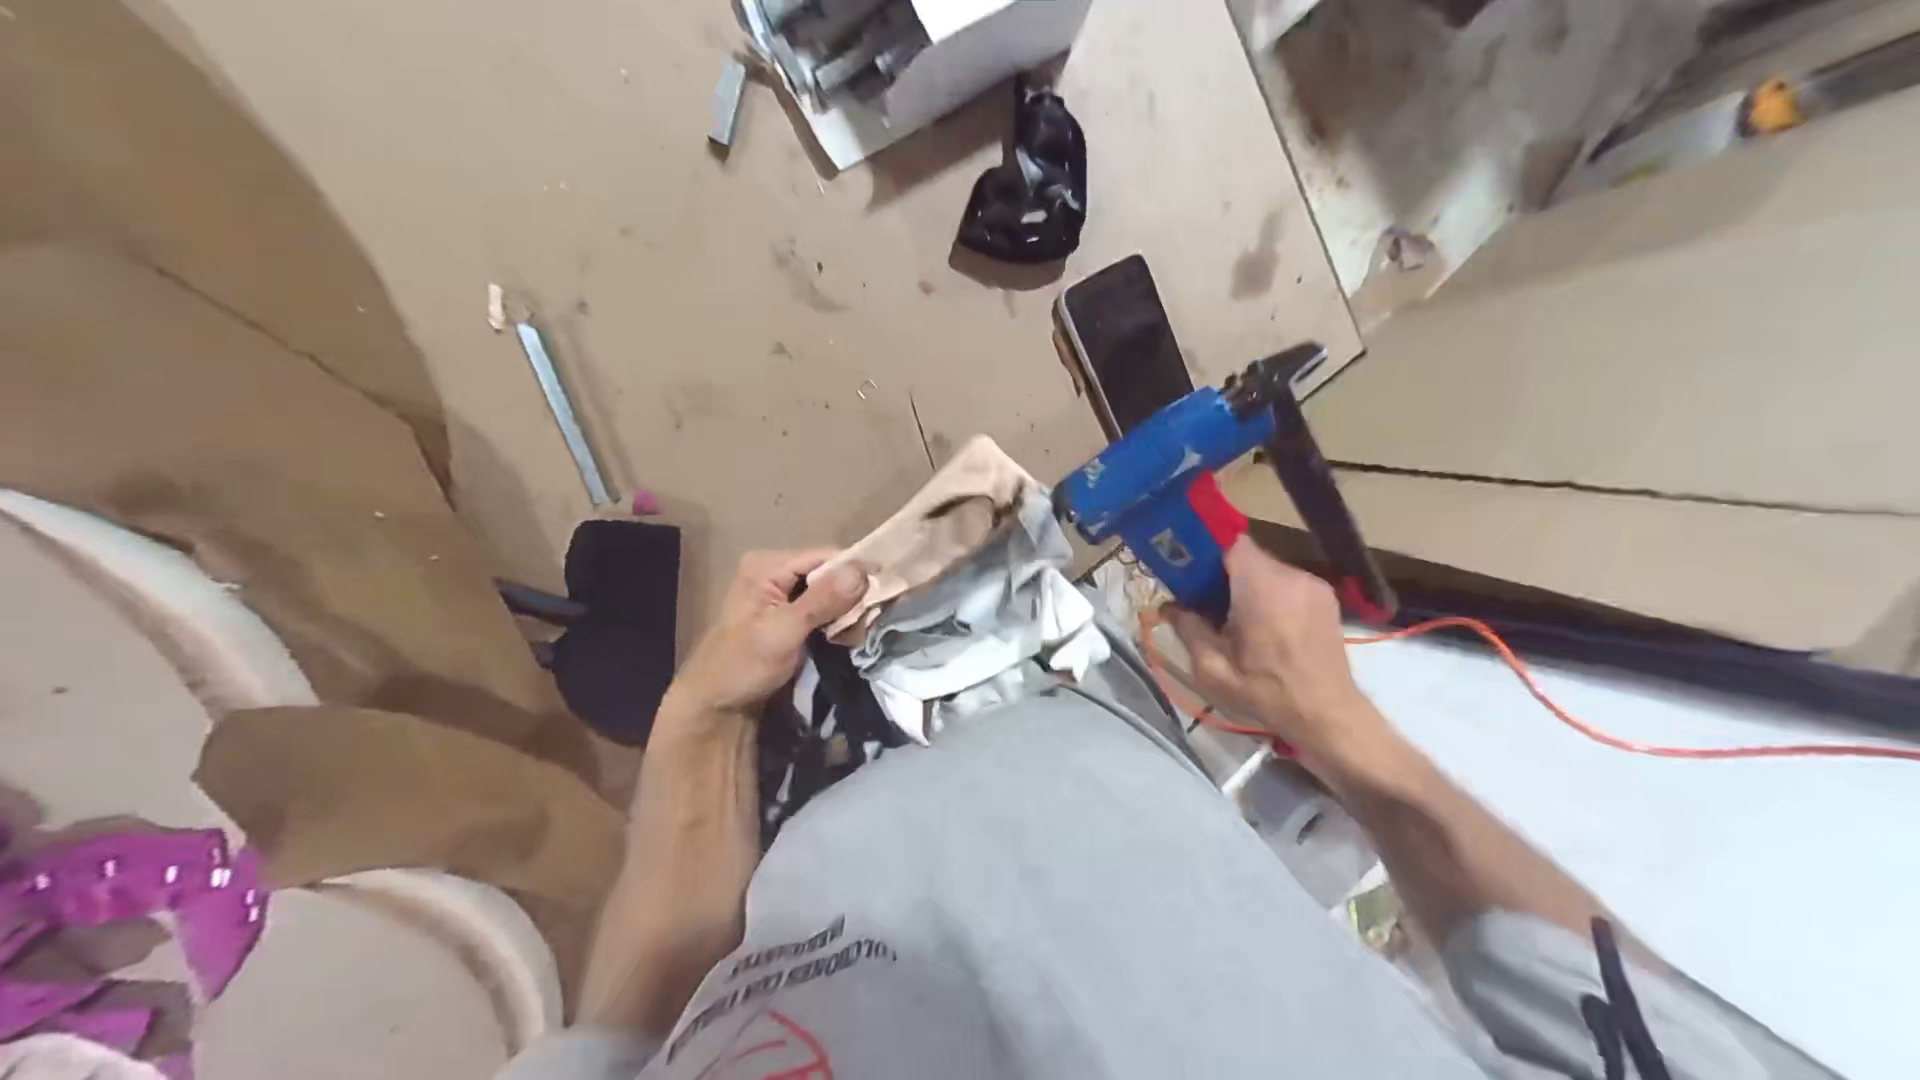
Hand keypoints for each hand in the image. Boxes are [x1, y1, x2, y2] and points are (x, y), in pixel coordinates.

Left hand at [667, 549, 866, 716]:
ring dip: (848, 610)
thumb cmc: (743, 667)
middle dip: (854, 594)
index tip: (888, 592)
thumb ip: (821, 601)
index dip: (857, 571)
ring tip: (863, 629)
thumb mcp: (783, 632)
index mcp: (767, 565)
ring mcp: (782, 593)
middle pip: (830, 572)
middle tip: (874, 618)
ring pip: (831, 591)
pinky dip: (839, 620)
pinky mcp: (790, 614)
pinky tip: (849, 635)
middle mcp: (775, 570)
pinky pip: (824, 607)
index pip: (826, 556)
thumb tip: (862, 570)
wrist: (717, 706)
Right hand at [1163, 538, 1387, 770]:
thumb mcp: (1213, 669)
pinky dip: (1269, 594)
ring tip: (1234, 618)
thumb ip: (1188, 629)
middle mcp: (1292, 577)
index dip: (1206, 550)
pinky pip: (1286, 582)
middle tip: (1204, 601)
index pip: (1230, 543)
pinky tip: (1263, 625)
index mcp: (1262, 588)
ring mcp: (1314, 585)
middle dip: (1222, 573)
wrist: (1328, 716)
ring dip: (1246, 585)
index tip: (1188, 569)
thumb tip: (1168, 606)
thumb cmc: (1267, 693)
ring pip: (1266, 569)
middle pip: (1246, 557)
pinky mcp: (1326, 597)